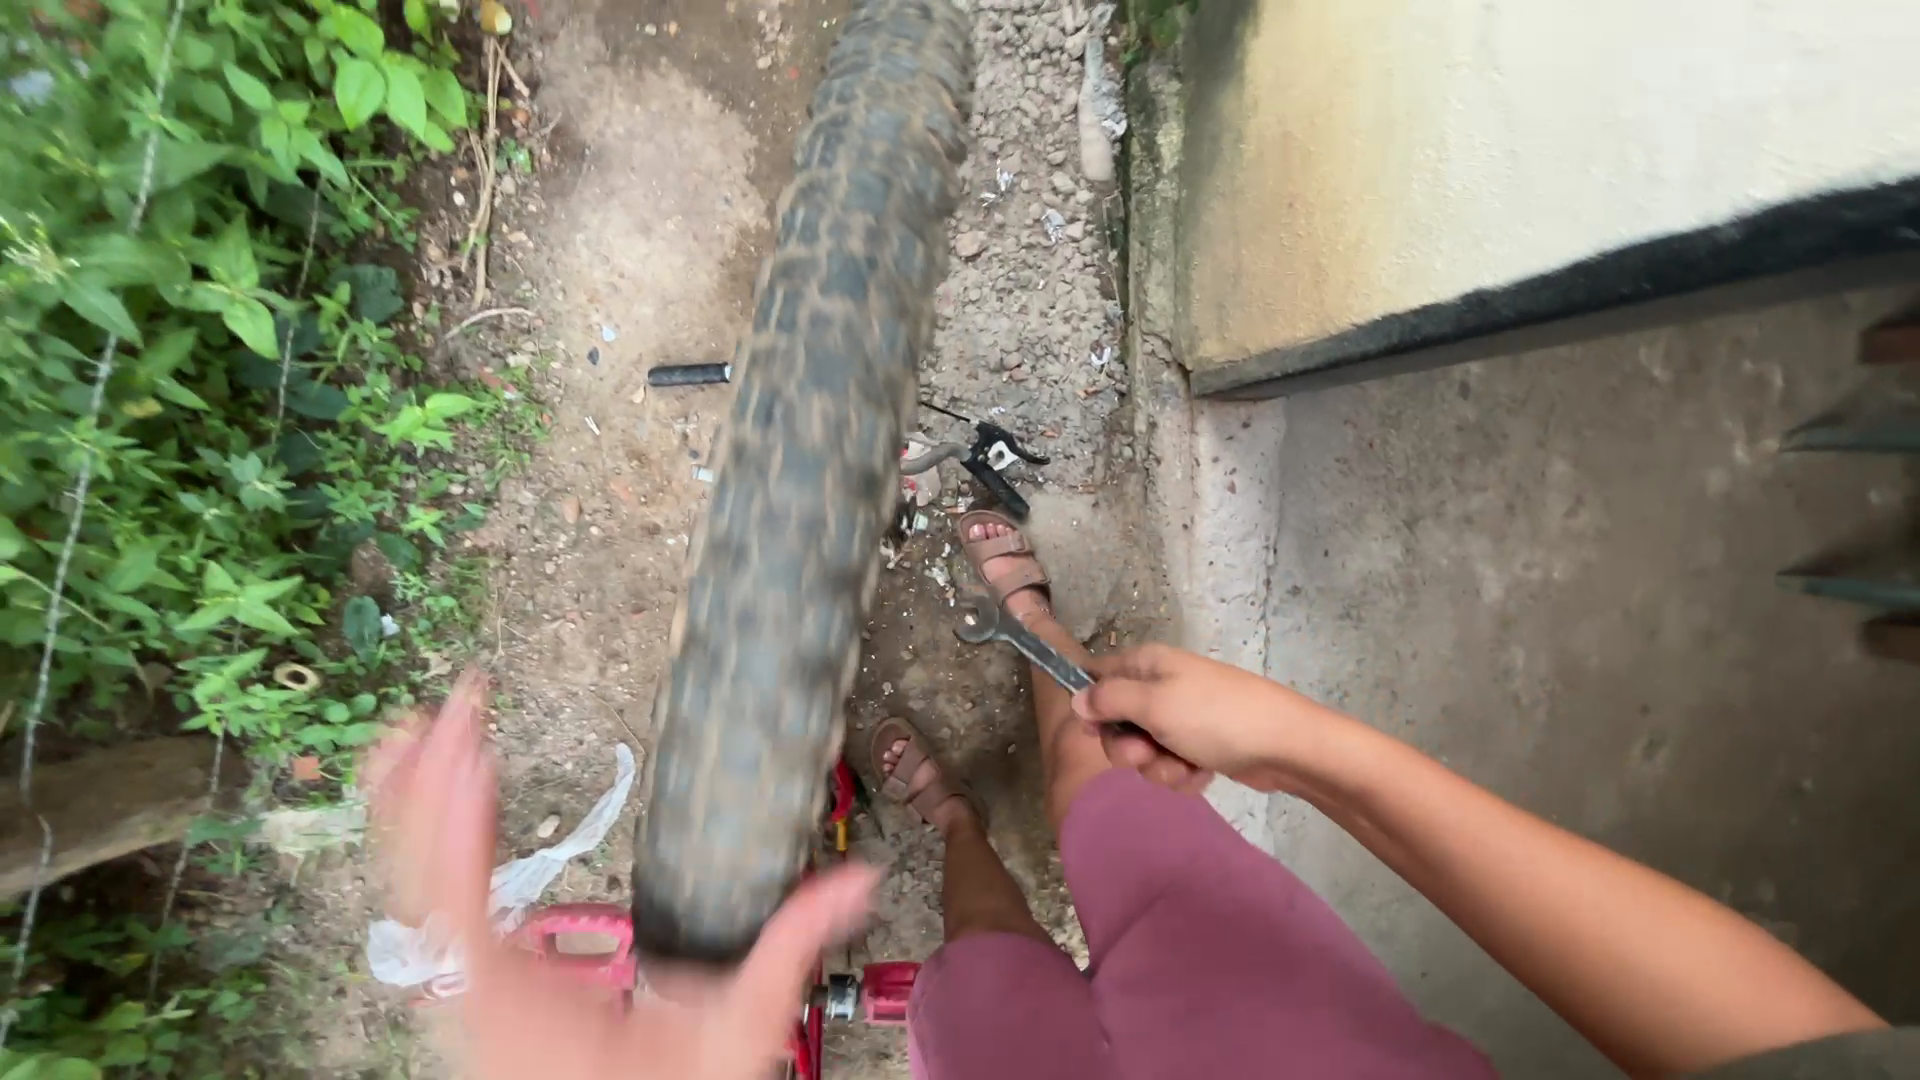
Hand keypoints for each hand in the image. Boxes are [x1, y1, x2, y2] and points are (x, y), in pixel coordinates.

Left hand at [365, 668, 879, 1079]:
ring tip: (418, 731)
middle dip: (431, 794)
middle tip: (449, 711)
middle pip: (429, 895)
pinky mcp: (480, 983)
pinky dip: (428, 840)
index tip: (475, 760)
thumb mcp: (743, 1028)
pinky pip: (434, 906)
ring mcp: (473, 995)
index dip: (461, 842)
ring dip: (413, 808)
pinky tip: (436, 793)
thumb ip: (793, 945)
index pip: (475, 926)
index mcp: (535, 1017)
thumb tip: (860, 878)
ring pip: (416, 898)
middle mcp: (485, 1006)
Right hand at [1073, 645, 1340, 793]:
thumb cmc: (1215, 717)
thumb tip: (1075, 698)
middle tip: (1150, 752)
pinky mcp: (1199, 746)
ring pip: (1144, 751)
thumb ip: (1108, 700)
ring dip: (1160, 767)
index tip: (1097, 731)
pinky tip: (1203, 774)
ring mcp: (1181, 718)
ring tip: (1186, 766)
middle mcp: (1160, 686)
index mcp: (1147, 664)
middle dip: (1130, 749)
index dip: (1092, 707)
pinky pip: (1171, 764)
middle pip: (1117, 723)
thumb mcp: (1154, 704)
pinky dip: (1183, 774)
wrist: (1286, 746)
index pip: (1097, 678)